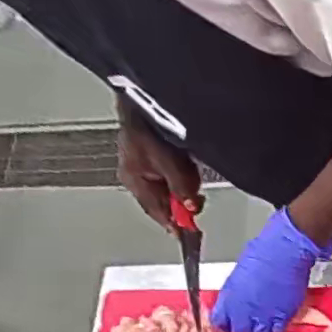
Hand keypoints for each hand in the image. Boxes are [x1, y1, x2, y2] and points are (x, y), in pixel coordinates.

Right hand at [116, 105, 202, 232]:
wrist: (145, 97)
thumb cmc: (151, 126)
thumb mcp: (170, 163)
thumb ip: (181, 188)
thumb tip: (190, 207)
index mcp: (135, 180)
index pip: (158, 213)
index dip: (176, 224)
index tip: (192, 234)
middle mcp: (137, 177)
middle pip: (166, 204)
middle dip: (183, 202)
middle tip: (196, 196)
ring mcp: (144, 168)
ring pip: (171, 191)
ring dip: (184, 186)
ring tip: (188, 170)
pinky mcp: (154, 160)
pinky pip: (173, 177)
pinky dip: (183, 175)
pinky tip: (186, 164)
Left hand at [214, 209, 330, 331]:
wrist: (285, 253)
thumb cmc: (262, 253)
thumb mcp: (239, 274)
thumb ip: (236, 292)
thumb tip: (239, 300)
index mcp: (229, 298)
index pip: (219, 323)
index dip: (225, 325)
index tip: (230, 324)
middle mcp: (243, 311)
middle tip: (250, 327)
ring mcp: (263, 317)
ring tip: (264, 327)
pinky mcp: (282, 318)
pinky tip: (277, 324)